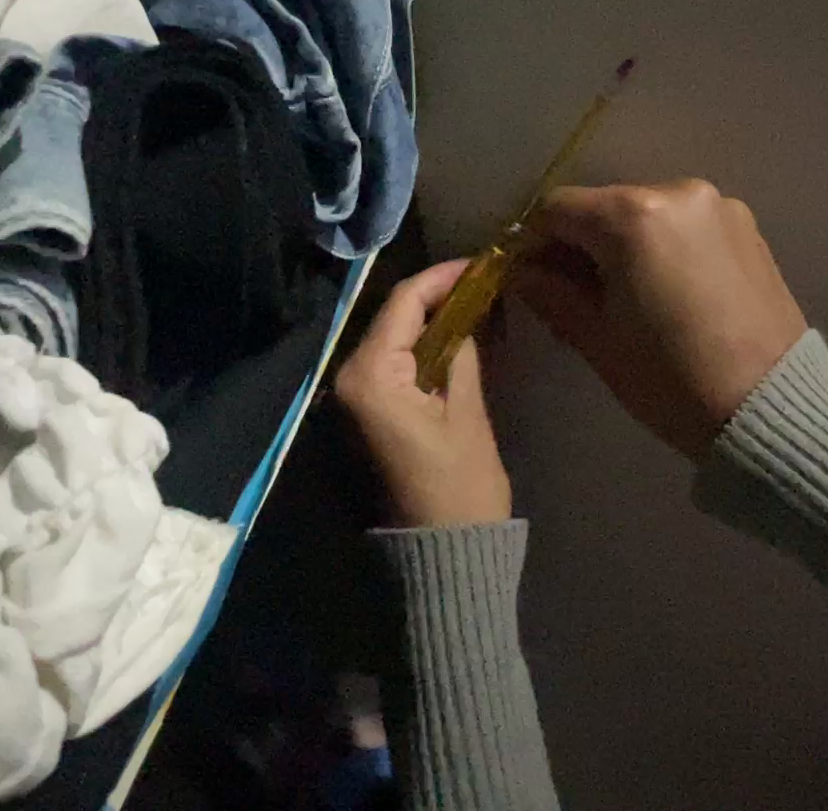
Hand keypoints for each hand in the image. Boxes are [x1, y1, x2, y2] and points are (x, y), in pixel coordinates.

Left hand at [335, 259, 510, 527]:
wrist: (437, 563)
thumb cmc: (459, 491)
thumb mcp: (467, 416)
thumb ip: (459, 354)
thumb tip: (462, 314)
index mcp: (370, 378)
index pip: (404, 304)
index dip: (443, 278)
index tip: (479, 265)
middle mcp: (346, 383)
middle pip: (391, 320)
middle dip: (435, 300)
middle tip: (481, 287)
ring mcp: (347, 403)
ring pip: (389, 343)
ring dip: (426, 326)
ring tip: (472, 310)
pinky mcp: (358, 419)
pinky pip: (387, 370)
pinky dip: (416, 354)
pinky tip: (449, 347)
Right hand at [513, 179, 808, 459]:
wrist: (771, 411)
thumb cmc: (670, 379)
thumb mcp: (595, 339)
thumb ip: (548, 293)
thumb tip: (519, 271)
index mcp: (633, 216)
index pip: (556, 209)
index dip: (533, 243)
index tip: (530, 280)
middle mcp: (677, 191)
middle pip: (602, 207)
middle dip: (578, 245)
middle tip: (574, 295)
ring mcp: (719, 206)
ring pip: (643, 215)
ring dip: (620, 246)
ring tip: (625, 299)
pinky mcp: (746, 227)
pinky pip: (681, 226)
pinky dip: (660, 248)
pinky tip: (665, 294)